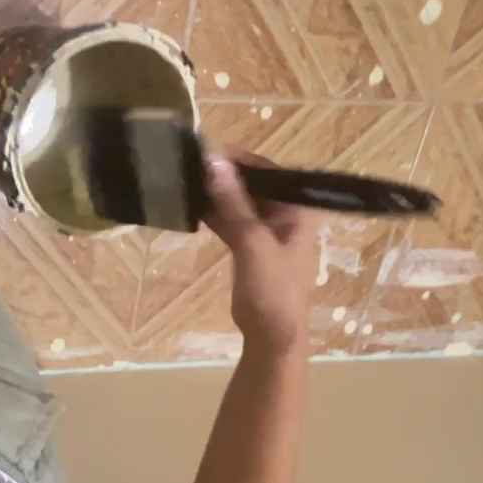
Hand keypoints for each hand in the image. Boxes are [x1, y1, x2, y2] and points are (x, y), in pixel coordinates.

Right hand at [202, 148, 319, 356]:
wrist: (271, 333)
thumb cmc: (272, 288)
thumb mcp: (253, 242)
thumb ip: (233, 203)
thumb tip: (213, 162)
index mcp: (298, 207)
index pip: (267, 171)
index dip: (238, 159)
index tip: (205, 149)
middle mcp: (285, 212)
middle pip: (251, 183)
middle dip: (223, 174)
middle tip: (189, 164)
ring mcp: (266, 230)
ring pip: (238, 201)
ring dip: (215, 193)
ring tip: (185, 181)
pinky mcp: (248, 246)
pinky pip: (229, 220)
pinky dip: (212, 213)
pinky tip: (190, 207)